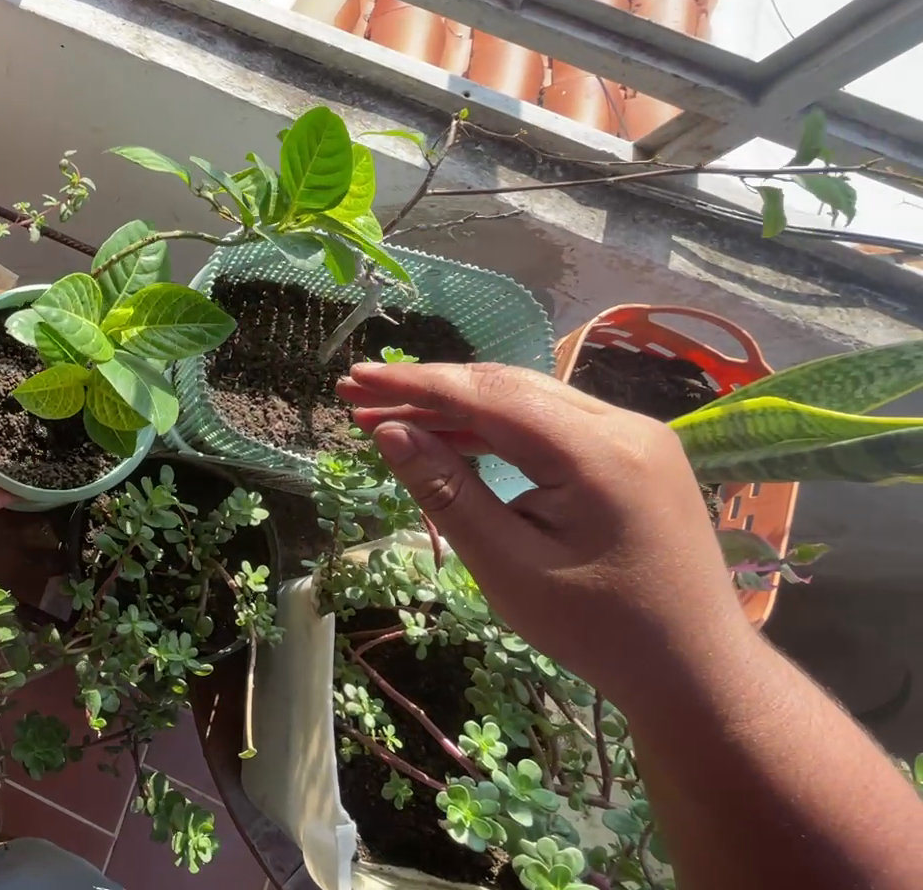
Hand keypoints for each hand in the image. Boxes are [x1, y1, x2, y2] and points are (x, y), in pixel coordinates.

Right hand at [337, 361, 754, 710]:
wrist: (696, 674)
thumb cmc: (596, 627)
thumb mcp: (504, 563)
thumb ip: (445, 491)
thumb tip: (388, 431)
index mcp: (598, 453)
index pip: (487, 396)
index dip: (413, 383)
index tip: (354, 377)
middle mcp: (622, 427)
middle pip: (503, 388)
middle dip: (424, 390)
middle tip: (355, 394)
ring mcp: (631, 438)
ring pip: (520, 401)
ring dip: (450, 407)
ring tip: (384, 416)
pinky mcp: (627, 455)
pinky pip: (542, 423)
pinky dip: (485, 427)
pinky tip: (442, 437)